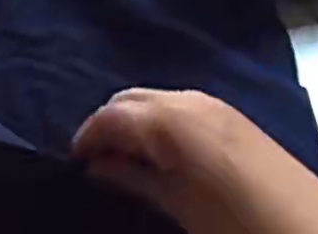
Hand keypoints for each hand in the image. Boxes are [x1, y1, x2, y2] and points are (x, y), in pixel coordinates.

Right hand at [73, 90, 317, 233]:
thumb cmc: (244, 229)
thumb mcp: (184, 209)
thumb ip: (138, 180)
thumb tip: (100, 167)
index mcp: (172, 118)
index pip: (114, 115)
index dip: (89, 135)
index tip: (73, 161)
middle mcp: (187, 97)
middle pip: (131, 97)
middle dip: (108, 123)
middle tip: (95, 162)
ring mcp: (210, 102)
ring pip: (153, 98)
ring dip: (133, 120)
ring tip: (123, 159)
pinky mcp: (228, 115)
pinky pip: (177, 106)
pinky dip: (157, 121)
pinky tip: (159, 153)